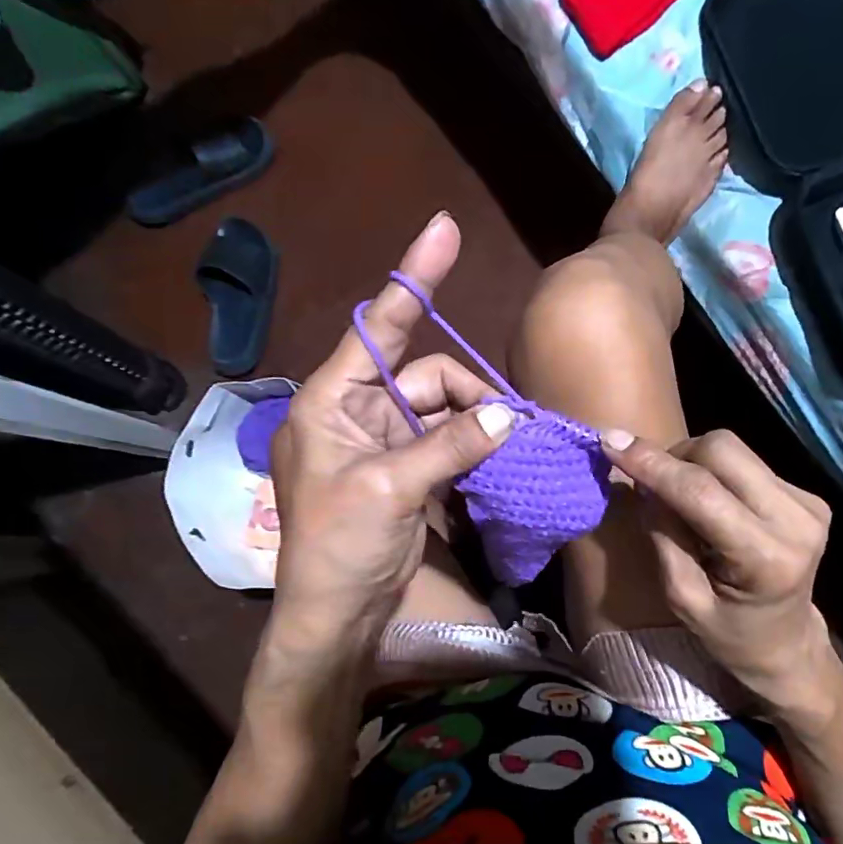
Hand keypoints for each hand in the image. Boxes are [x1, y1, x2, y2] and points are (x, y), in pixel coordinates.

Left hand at [265, 213, 515, 660]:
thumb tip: (509, 413)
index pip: (379, 327)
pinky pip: (448, 442)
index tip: (444, 228)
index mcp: (331, 401)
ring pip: (443, 410)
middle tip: (511, 423)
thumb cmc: (339, 547)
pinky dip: (473, 444)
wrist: (336, 615)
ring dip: (477, 421)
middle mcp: (357, 412)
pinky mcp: (407, 471)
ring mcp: (384, 443)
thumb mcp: (390, 489)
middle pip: (425, 375)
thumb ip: (450, 445)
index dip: (414, 278)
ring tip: (511, 442)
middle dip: (468, 392)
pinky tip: (499, 452)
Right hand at [599, 428, 842, 725]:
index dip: (653, 464)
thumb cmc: (729, 633)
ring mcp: (808, 503)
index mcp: (765, 558)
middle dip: (675, 457)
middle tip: (653, 486)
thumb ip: (663, 535)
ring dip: (694, 463)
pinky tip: (713, 504)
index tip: (610, 443)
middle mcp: (796, 520)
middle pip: (721, 450)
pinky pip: (746, 462)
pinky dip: (716, 473)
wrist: (788, 643)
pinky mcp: (807, 495)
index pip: (701, 492)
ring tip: (682, 498)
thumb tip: (644, 480)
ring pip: (734, 448)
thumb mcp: (681, 597)